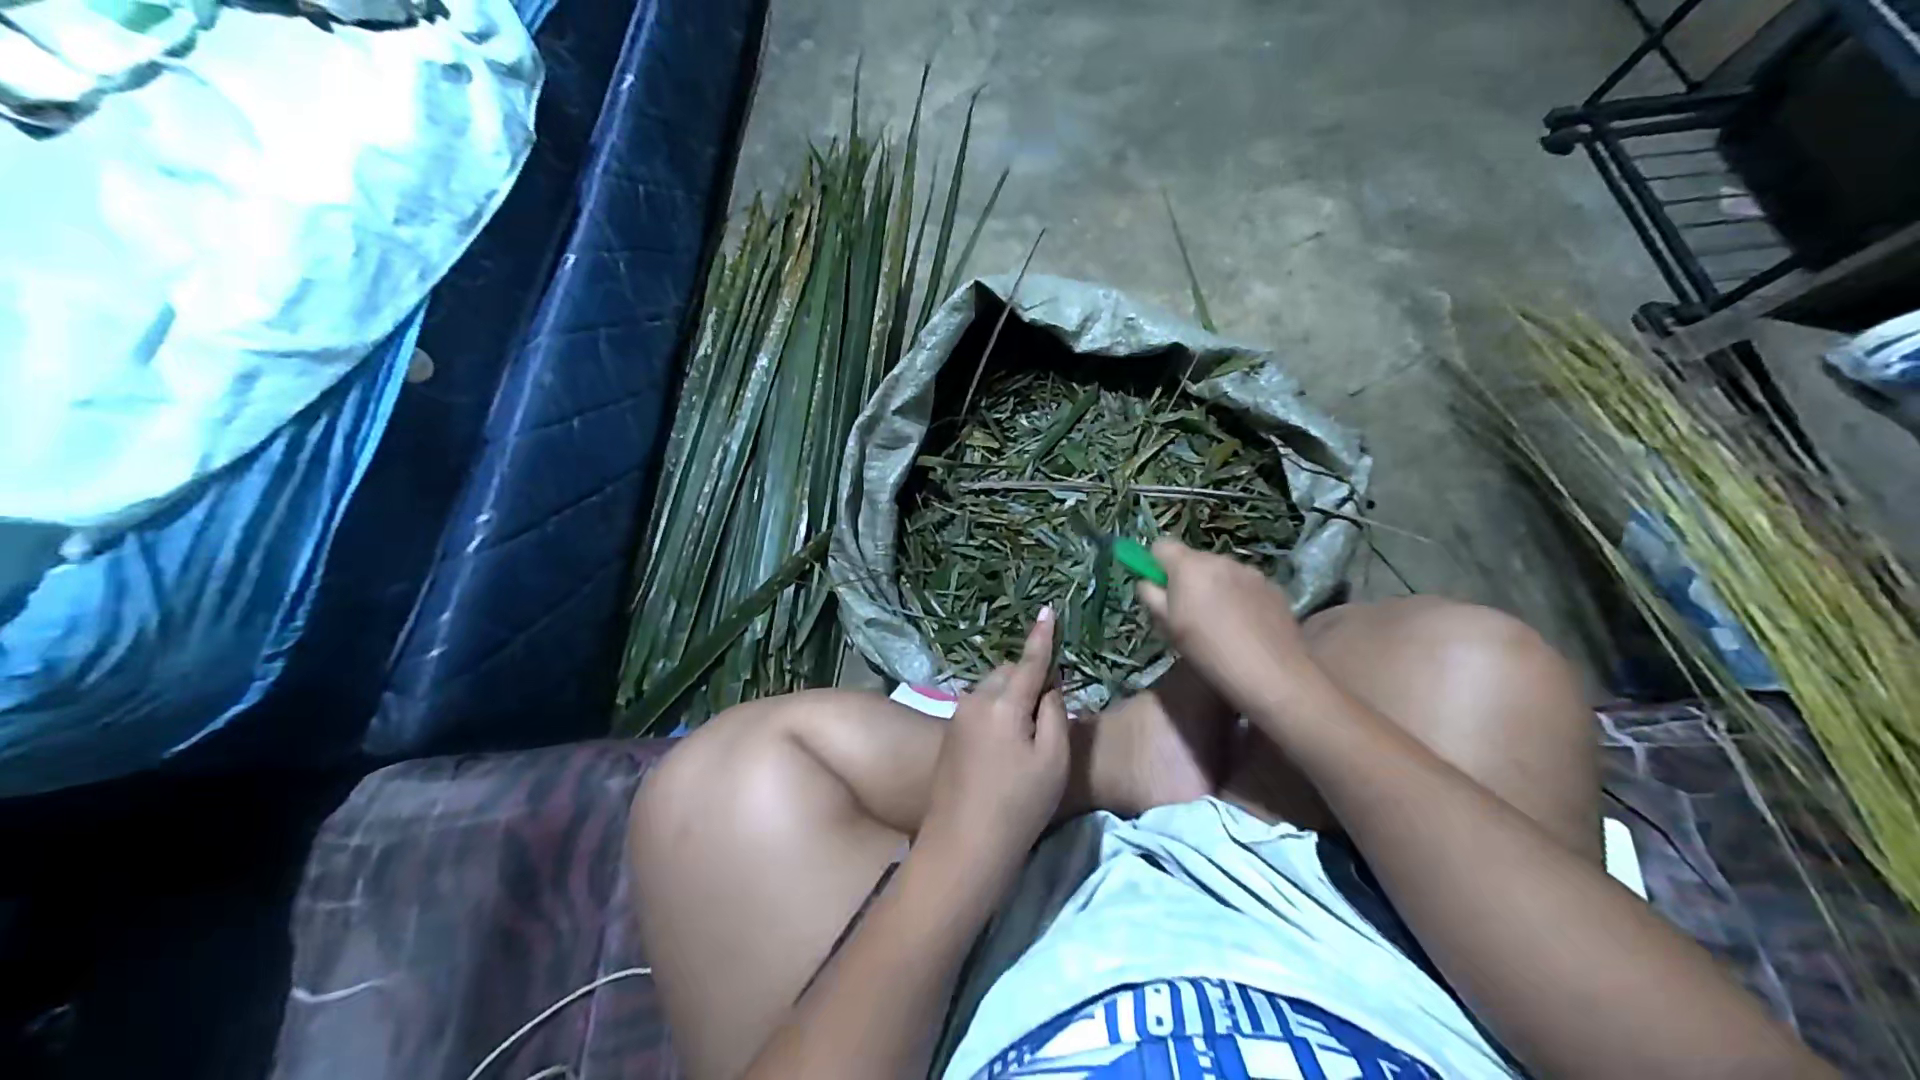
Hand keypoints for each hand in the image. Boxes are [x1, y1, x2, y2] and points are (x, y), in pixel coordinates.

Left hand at [920, 607, 1069, 882]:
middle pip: (1008, 673)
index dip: (1042, 637)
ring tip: (1031, 729)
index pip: (1029, 662)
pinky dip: (998, 711)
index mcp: (1003, 703)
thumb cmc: (1019, 804)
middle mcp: (975, 701)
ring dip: (1012, 695)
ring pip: (992, 690)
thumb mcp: (1053, 760)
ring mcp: (957, 717)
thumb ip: (1054, 713)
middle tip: (1052, 702)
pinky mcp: (949, 734)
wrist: (963, 845)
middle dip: (1028, 676)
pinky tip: (1008, 741)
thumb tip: (1049, 686)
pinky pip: (981, 707)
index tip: (1047, 610)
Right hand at [1135, 540, 1312, 710]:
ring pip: (1220, 571)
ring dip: (1214, 587)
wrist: (1272, 673)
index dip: (1155, 565)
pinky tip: (1245, 626)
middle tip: (1189, 613)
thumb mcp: (1167, 627)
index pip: (1160, 545)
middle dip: (1187, 578)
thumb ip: (1151, 597)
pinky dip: (1239, 596)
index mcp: (1188, 566)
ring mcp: (1250, 571)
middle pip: (1193, 559)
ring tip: (1221, 622)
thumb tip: (1149, 582)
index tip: (1160, 590)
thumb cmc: (1208, 651)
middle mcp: (1220, 559)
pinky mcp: (1272, 586)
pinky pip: (1244, 583)